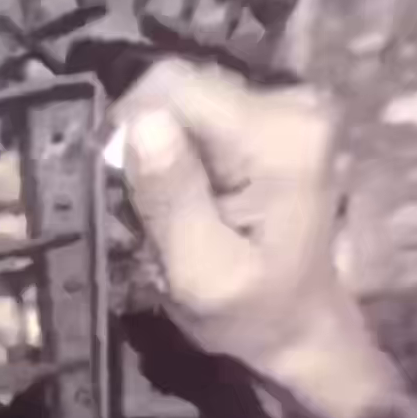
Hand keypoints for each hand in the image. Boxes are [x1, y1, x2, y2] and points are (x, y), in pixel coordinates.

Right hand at [114, 61, 394, 417]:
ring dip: (156, 156)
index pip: (174, 88)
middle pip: (180, 89)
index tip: (116, 190)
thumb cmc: (249, 314)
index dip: (127, 130)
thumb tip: (139, 124)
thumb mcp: (199, 272)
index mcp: (277, 138)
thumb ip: (171, 199)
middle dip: (142, 145)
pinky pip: (200, 121)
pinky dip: (176, 159)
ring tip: (162, 212)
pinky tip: (182, 200)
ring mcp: (287, 110)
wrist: (300, 329)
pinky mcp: (274, 124)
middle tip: (139, 210)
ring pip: (184, 104)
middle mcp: (292, 103)